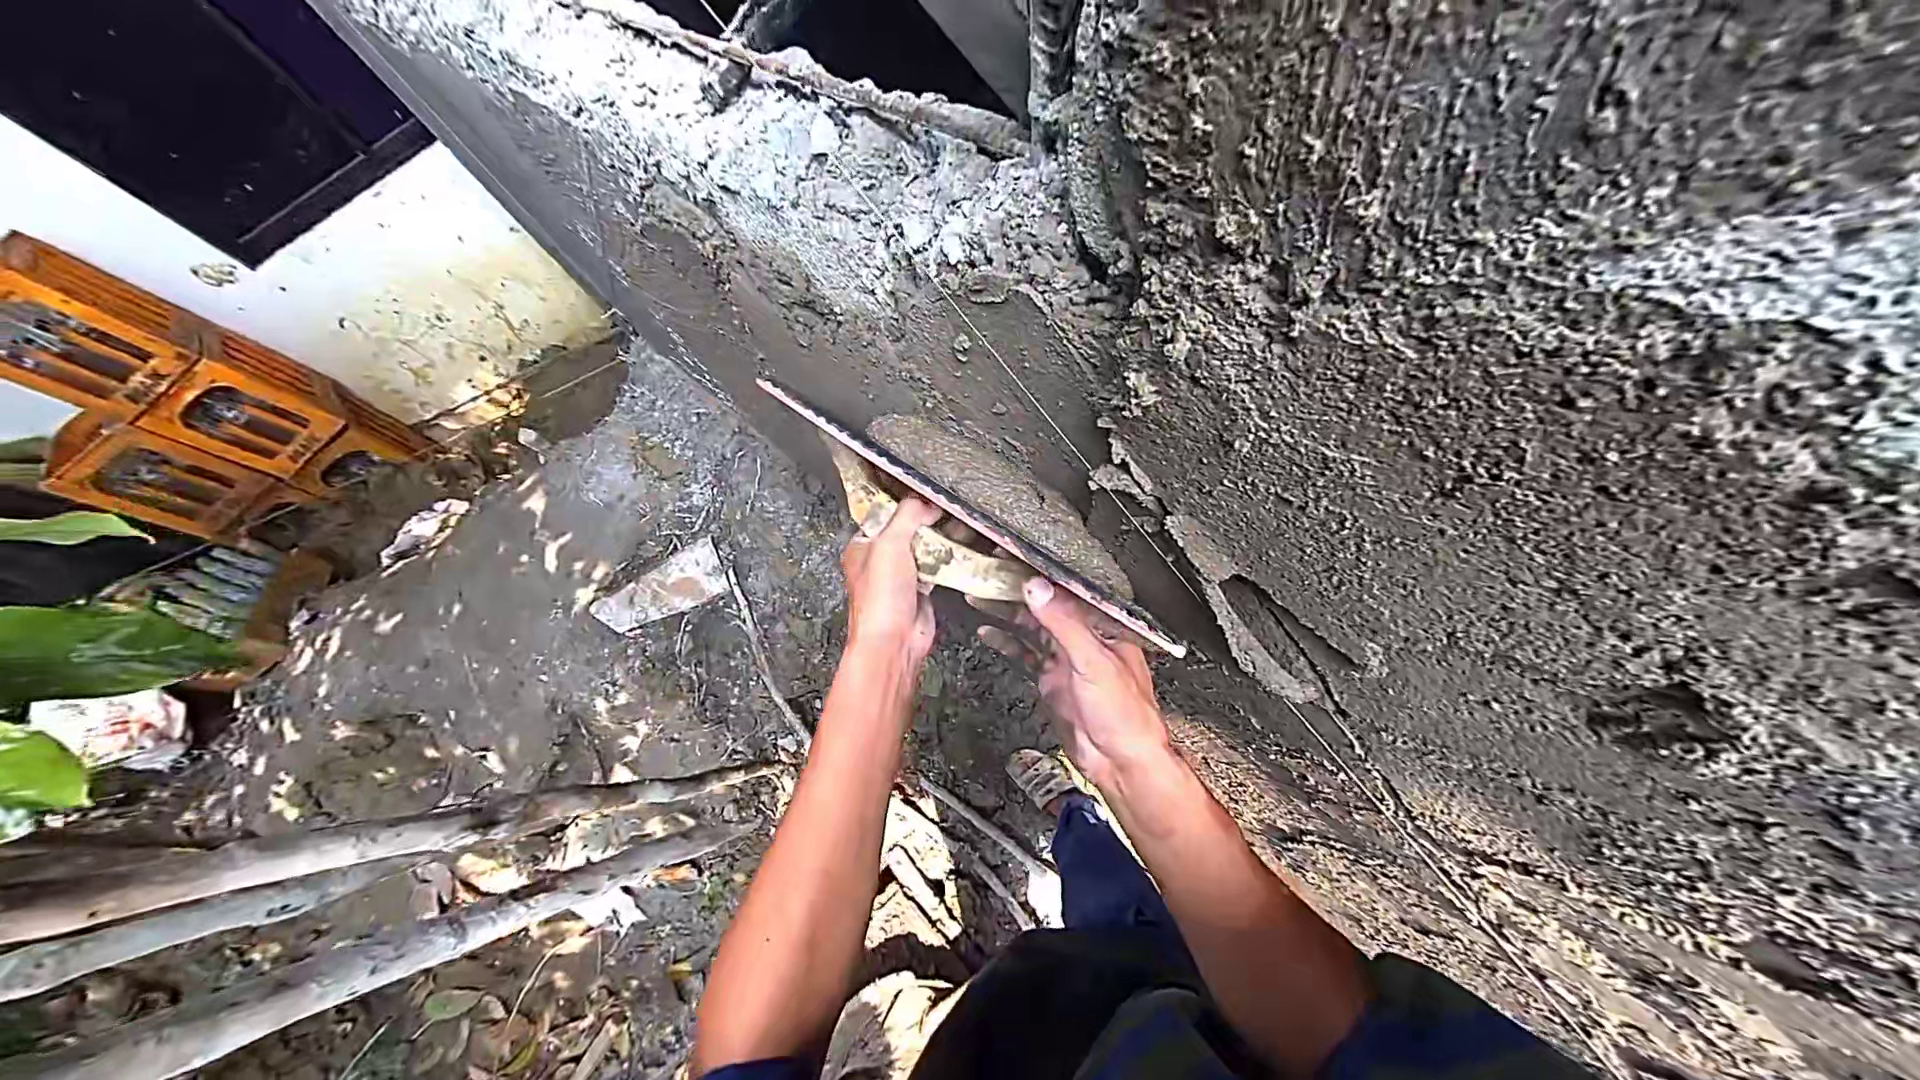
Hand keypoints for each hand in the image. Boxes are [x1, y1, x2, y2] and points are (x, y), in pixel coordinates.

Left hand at [842, 497, 942, 664]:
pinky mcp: (919, 591)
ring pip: (923, 549)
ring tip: (953, 530)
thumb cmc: (879, 599)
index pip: (883, 515)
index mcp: (862, 546)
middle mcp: (879, 561)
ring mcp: (900, 577)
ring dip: (937, 543)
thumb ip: (907, 516)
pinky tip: (954, 556)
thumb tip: (925, 503)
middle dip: (925, 523)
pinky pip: (935, 569)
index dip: (902, 505)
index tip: (923, 497)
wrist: (894, 641)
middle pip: (906, 531)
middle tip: (942, 513)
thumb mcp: (890, 543)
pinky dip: (945, 563)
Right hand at [977, 577, 1169, 787]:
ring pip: (1030, 628)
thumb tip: (1038, 589)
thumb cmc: (1127, 716)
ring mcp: (1066, 658)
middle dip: (1014, 591)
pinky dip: (1006, 642)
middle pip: (1043, 606)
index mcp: (1101, 626)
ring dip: (1006, 614)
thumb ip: (1064, 623)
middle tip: (986, 576)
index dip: (1037, 574)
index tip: (1010, 561)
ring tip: (980, 597)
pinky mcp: (1052, 679)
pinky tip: (989, 632)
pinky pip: (1025, 654)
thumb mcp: (1093, 661)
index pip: (1064, 590)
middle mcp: (1083, 638)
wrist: (1121, 762)